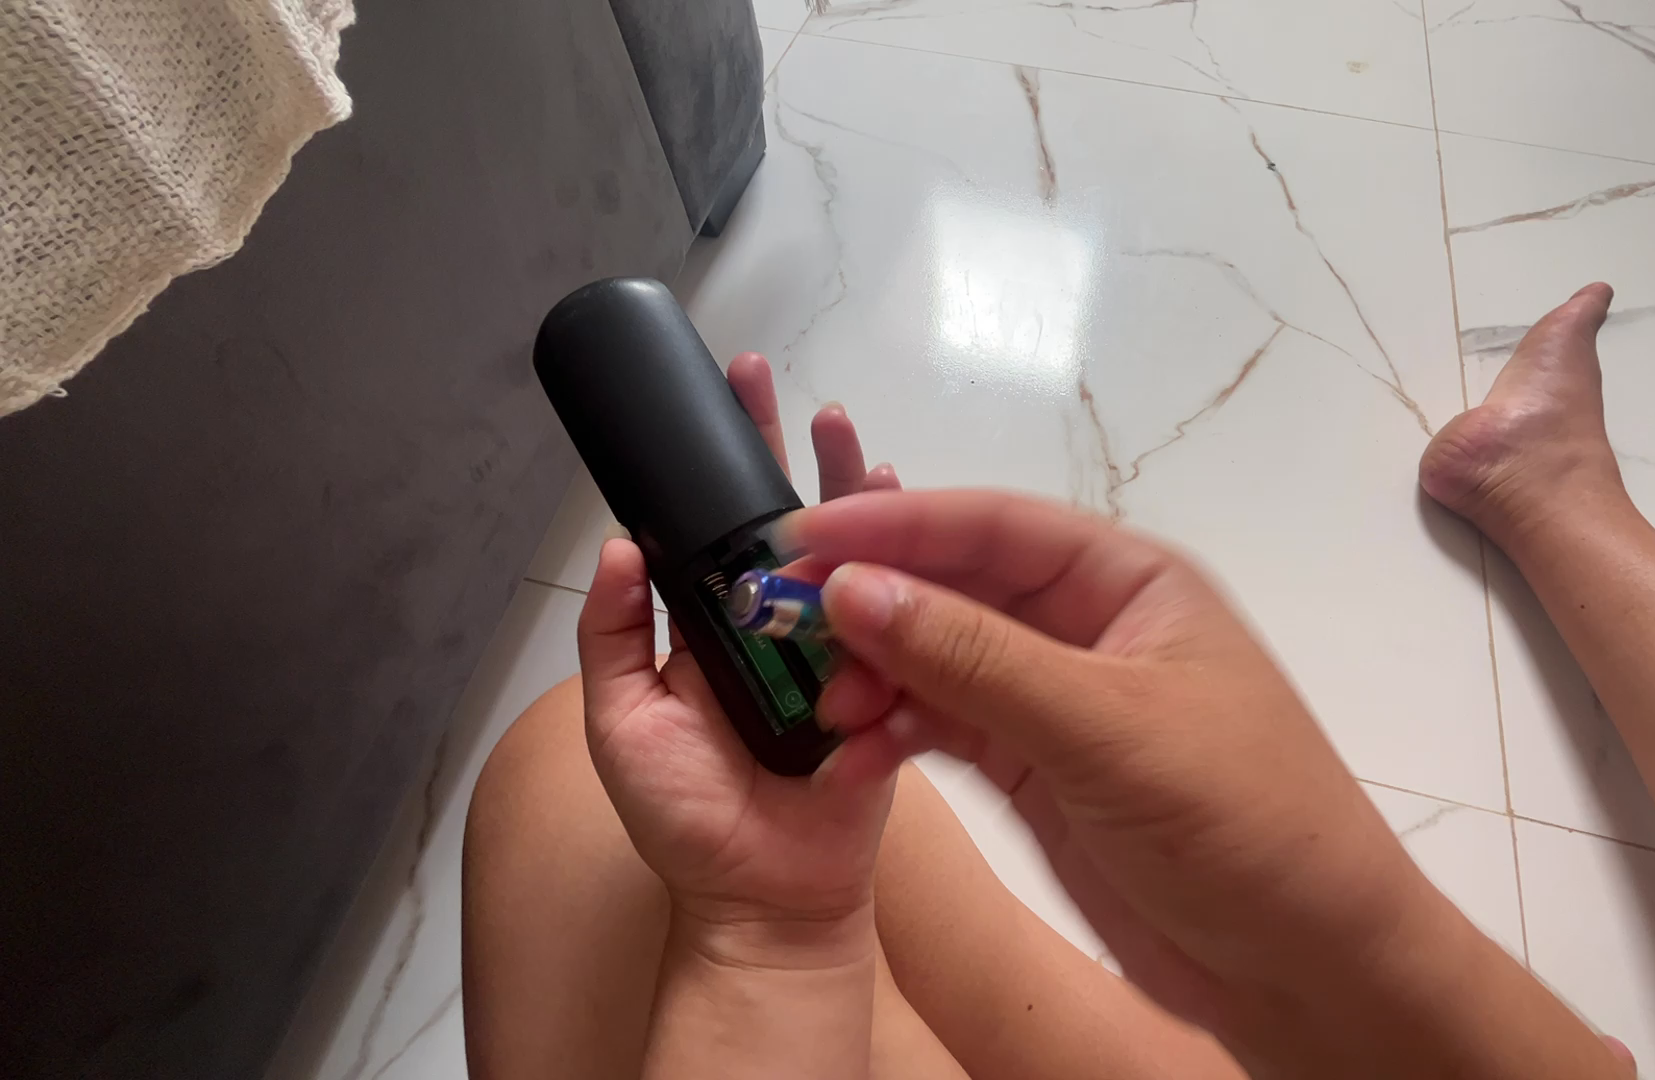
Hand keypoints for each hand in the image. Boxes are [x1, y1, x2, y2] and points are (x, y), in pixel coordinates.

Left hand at [577, 353, 904, 948]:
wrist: (774, 893)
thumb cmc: (691, 818)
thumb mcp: (625, 725)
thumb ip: (616, 640)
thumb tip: (621, 548)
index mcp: (718, 627)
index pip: (716, 530)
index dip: (716, 467)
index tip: (717, 401)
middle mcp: (778, 622)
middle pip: (784, 522)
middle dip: (778, 449)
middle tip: (768, 380)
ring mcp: (836, 643)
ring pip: (847, 549)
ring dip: (846, 484)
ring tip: (843, 425)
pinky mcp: (885, 672)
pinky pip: (898, 606)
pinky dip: (906, 555)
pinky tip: (912, 510)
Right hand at [782, 491, 1629, 1076]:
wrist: (1301, 964)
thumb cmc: (1236, 820)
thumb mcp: (1100, 725)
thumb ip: (972, 657)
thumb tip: (854, 589)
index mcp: (1122, 577)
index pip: (991, 526)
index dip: (896, 525)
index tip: (805, 539)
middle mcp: (1079, 623)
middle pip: (955, 589)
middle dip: (875, 607)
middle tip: (790, 630)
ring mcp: (1050, 693)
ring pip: (940, 658)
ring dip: (878, 678)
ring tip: (828, 713)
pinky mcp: (1030, 759)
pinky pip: (944, 725)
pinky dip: (896, 735)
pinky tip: (855, 760)